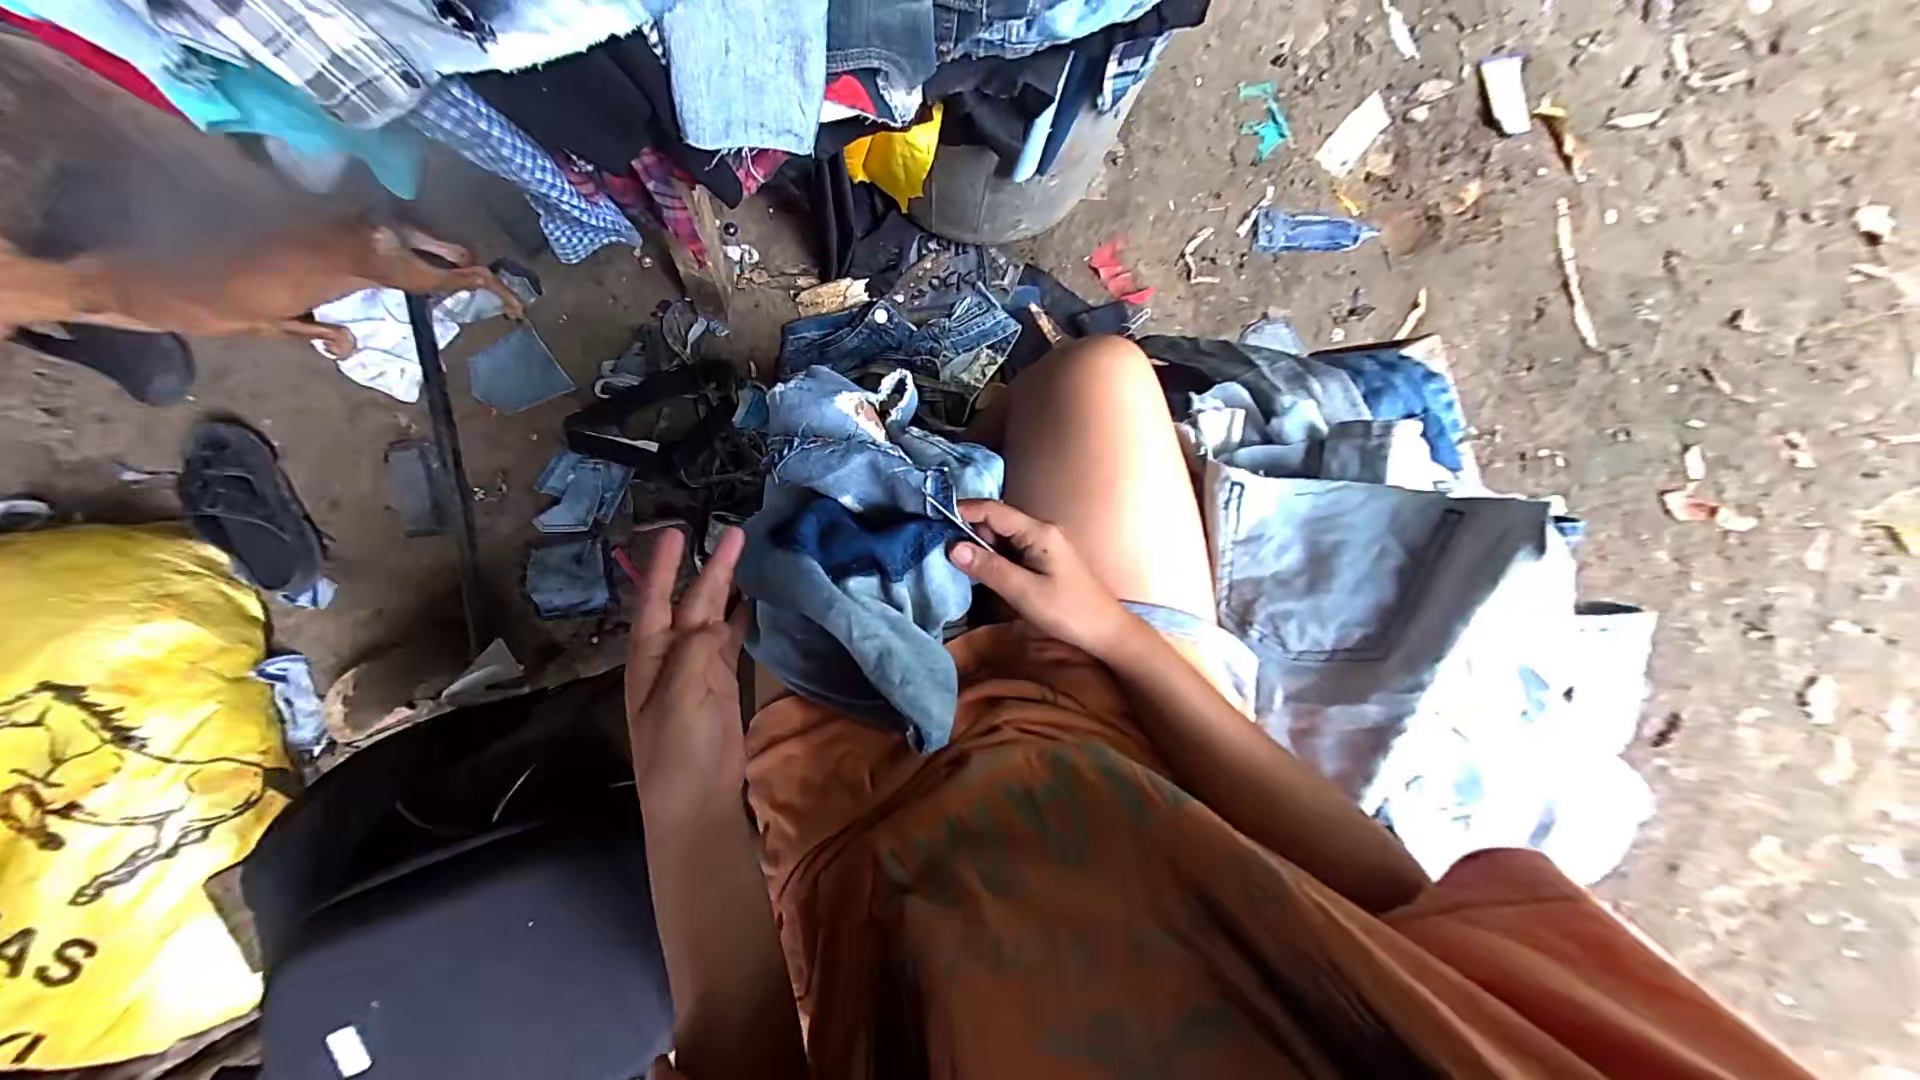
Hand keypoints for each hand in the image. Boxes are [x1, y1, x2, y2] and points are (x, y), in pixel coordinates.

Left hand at [625, 526, 749, 817]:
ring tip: (747, 556)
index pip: (656, 601)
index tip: (675, 532)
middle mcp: (673, 656)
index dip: (664, 567)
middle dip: (711, 568)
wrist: (695, 799)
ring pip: (715, 617)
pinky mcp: (723, 681)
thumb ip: (694, 655)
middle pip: (693, 602)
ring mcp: (700, 668)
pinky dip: (743, 618)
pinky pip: (733, 639)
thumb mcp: (677, 702)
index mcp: (650, 658)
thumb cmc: (675, 753)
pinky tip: (754, 600)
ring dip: (729, 588)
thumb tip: (716, 619)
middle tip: (733, 532)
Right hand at [949, 499, 1143, 661]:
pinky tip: (987, 573)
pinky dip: (997, 557)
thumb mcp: (1023, 592)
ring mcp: (1046, 543)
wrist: (1106, 631)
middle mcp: (1043, 530)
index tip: (936, 522)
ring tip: (963, 565)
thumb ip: (988, 567)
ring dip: (983, 547)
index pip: (993, 510)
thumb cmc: (1068, 611)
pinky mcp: (1047, 559)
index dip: (964, 511)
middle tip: (948, 554)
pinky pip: (1014, 549)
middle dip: (971, 532)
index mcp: (1039, 531)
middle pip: (998, 520)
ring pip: (1004, 536)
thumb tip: (953, 547)